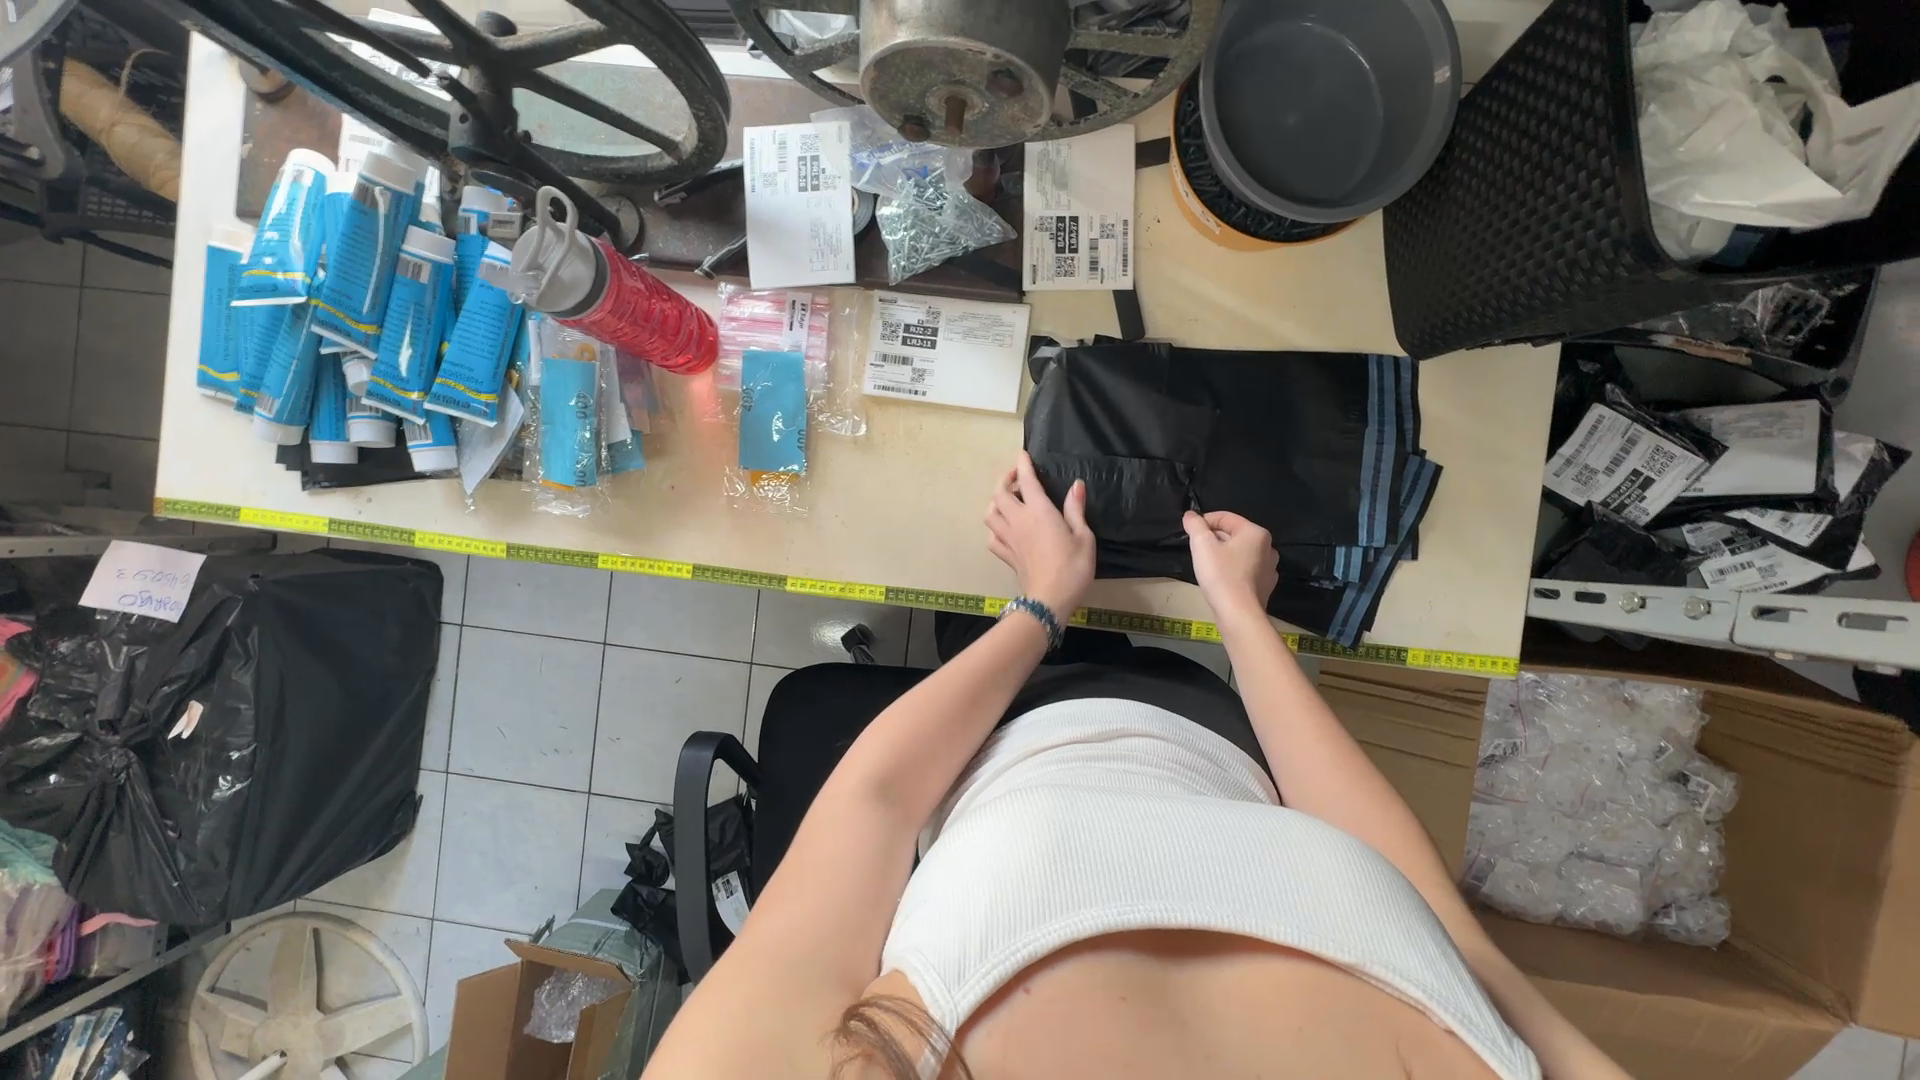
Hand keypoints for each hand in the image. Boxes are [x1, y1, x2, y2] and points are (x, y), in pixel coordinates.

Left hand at [985, 452, 1095, 616]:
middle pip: (1000, 493)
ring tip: (1007, 500)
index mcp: (1039, 512)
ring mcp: (1009, 538)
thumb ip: (1076, 509)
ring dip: (995, 501)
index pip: (1027, 481)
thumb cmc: (1073, 567)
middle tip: (1016, 476)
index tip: (1023, 455)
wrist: (1050, 600)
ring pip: (990, 513)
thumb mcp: (1084, 537)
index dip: (1023, 465)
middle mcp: (1019, 520)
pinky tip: (1003, 528)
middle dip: (1005, 479)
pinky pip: (992, 537)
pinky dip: (994, 528)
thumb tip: (1076, 485)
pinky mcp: (1006, 555)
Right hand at [1183, 510, 1278, 621]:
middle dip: (1213, 539)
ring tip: (1207, 566)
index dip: (1203, 522)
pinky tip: (1221, 580)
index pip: (1225, 517)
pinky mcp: (1265, 585)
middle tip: (1196, 551)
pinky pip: (1245, 570)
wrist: (1239, 614)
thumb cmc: (1221, 575)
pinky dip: (1232, 570)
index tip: (1189, 532)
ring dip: (1222, 554)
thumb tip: (1190, 515)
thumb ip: (1195, 525)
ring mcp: (1269, 568)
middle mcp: (1268, 547)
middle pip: (1233, 535)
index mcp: (1256, 533)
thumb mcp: (1202, 545)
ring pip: (1239, 553)